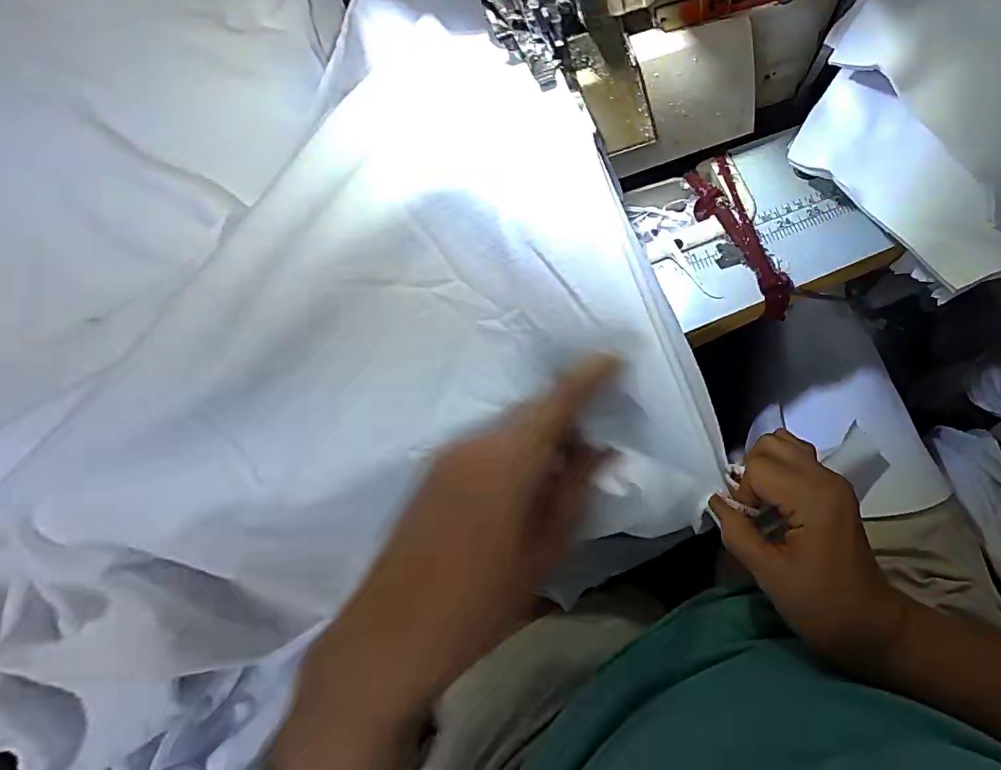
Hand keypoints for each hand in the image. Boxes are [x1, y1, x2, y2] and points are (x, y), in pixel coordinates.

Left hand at [273, 356, 618, 766]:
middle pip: (534, 409)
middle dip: (568, 414)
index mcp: (508, 457)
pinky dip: (515, 448)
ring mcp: (447, 456)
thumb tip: (601, 450)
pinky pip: (487, 442)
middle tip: (596, 441)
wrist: (385, 643)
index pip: (558, 400)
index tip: (615, 357)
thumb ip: (575, 489)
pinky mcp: (431, 474)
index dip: (589, 375)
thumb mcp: (544, 549)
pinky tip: (525, 484)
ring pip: (510, 426)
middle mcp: (476, 443)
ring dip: (541, 434)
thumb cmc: (479, 602)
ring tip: (563, 468)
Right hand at [711, 430, 916, 675]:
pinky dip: (781, 473)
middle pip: (772, 443)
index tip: (749, 527)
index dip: (743, 493)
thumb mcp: (771, 576)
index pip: (760, 465)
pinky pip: (800, 461)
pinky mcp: (835, 489)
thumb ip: (738, 534)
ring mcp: (834, 480)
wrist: (869, 623)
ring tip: (763, 507)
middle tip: (752, 513)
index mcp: (813, 495)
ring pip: (787, 445)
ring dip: (766, 469)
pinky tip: (777, 507)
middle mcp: (826, 476)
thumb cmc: (821, 605)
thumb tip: (717, 503)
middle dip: (752, 473)